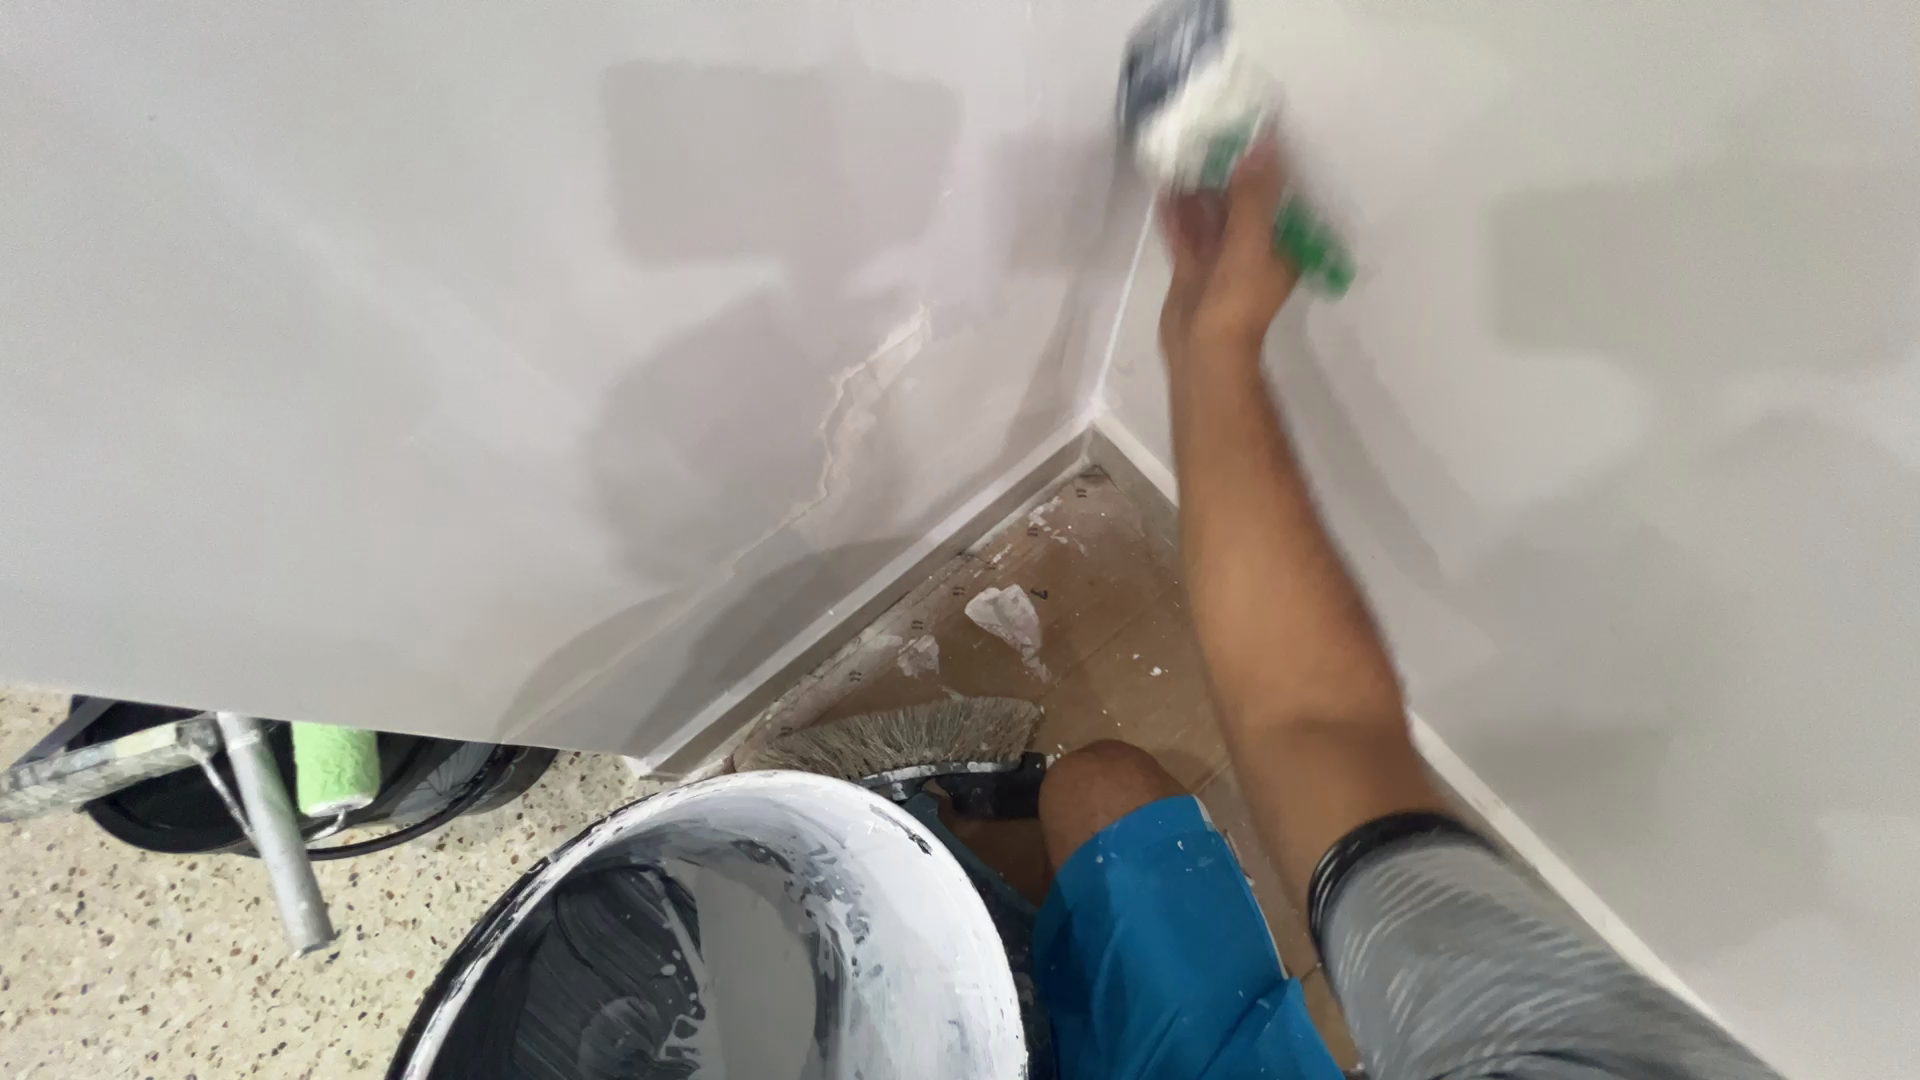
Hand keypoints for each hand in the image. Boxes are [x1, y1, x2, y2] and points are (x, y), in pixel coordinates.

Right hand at [1157, 133, 1297, 362]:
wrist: (1202, 351)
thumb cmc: (1236, 300)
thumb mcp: (1252, 242)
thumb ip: (1254, 195)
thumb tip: (1261, 144)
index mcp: (1278, 243)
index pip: (1275, 194)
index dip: (1262, 163)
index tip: (1246, 130)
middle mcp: (1252, 249)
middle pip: (1239, 202)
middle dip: (1223, 174)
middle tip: (1204, 135)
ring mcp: (1220, 261)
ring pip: (1209, 218)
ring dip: (1195, 191)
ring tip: (1180, 156)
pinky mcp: (1192, 272)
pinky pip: (1186, 236)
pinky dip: (1176, 215)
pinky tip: (1164, 190)